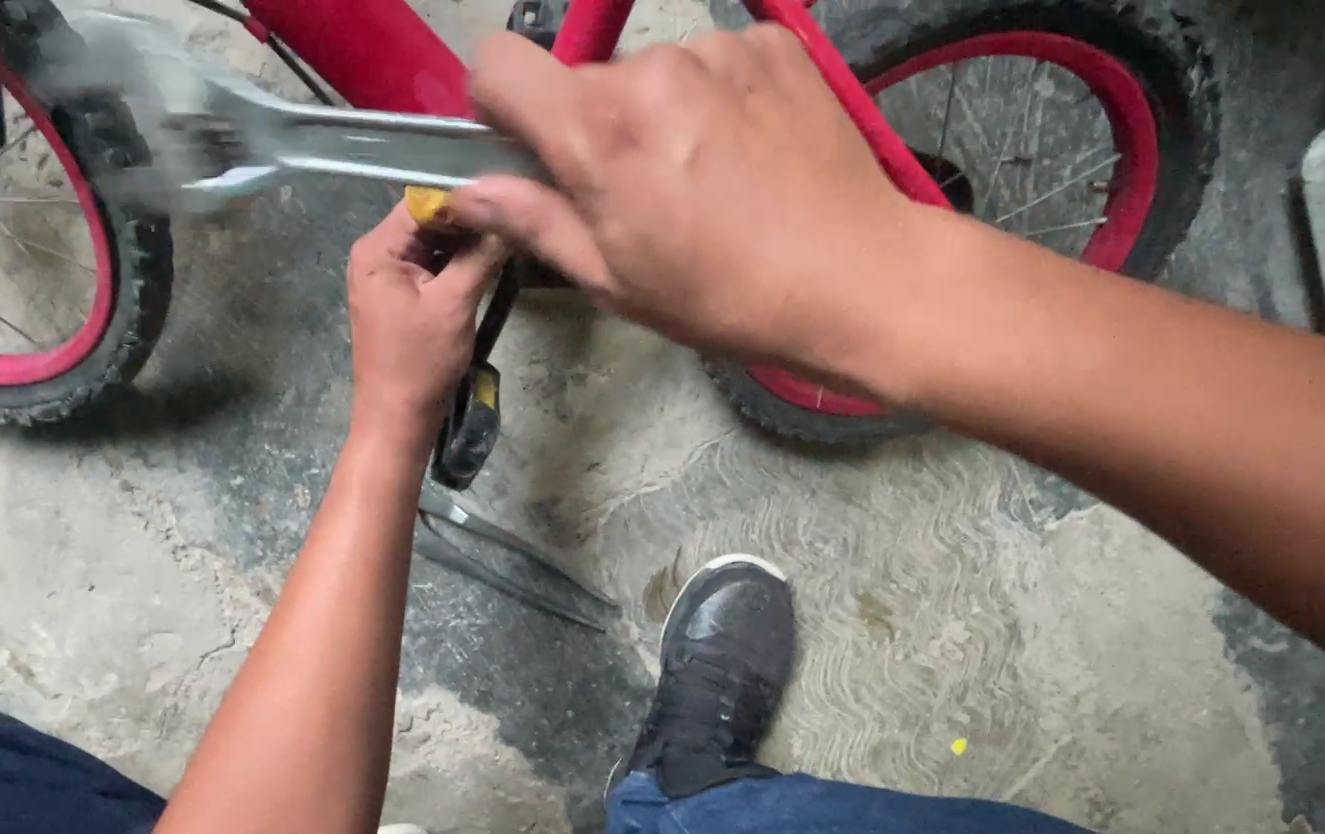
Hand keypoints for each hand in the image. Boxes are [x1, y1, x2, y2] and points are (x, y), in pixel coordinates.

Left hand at [347, 205, 506, 438]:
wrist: (398, 418)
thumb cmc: (420, 362)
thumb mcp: (454, 304)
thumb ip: (481, 256)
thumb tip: (510, 218)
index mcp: (377, 249)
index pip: (423, 202)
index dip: (465, 199)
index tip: (506, 201)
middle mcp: (375, 255)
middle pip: (428, 222)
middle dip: (468, 222)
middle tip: (513, 221)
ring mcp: (386, 278)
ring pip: (432, 246)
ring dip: (466, 245)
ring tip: (507, 240)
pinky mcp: (400, 298)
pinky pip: (431, 269)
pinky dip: (456, 266)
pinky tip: (487, 264)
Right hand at [456, 28, 952, 398]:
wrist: (852, 277)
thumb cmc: (723, 297)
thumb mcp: (613, 280)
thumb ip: (535, 223)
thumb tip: (472, 192)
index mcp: (599, 132)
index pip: (500, 64)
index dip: (499, 105)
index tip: (525, 146)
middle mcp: (652, 69)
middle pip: (582, 80)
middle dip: (590, 130)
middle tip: (634, 195)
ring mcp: (717, 49)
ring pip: (647, 74)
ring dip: (653, 118)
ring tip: (699, 182)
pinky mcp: (769, 45)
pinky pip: (708, 64)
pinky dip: (708, 102)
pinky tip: (739, 157)